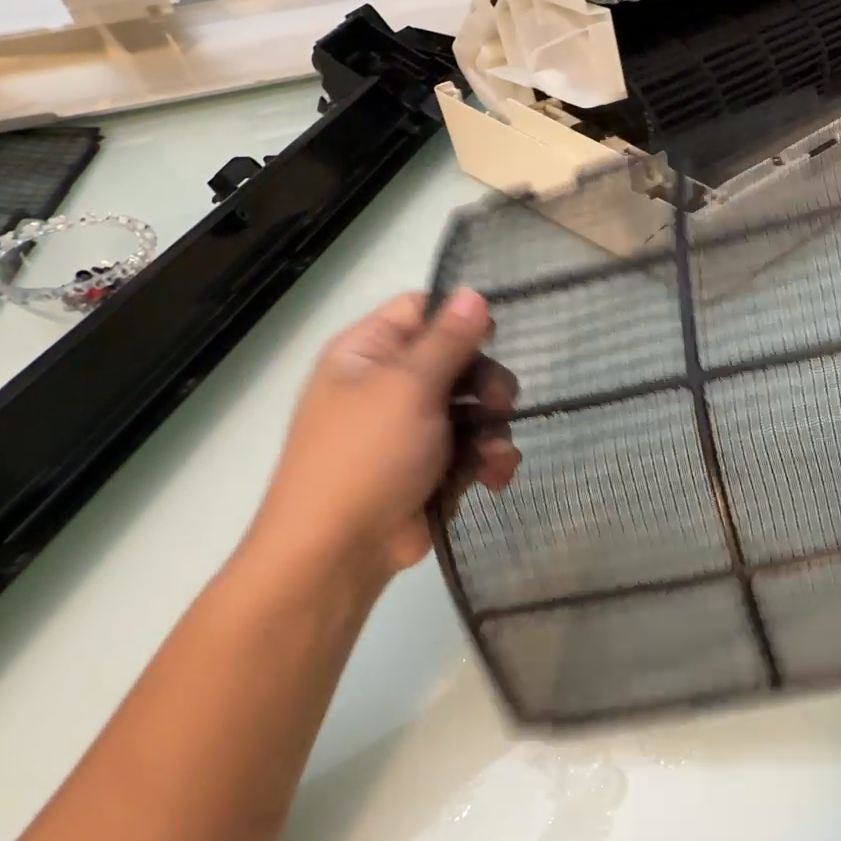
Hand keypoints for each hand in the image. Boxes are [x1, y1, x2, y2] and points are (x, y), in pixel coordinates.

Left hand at [250, 290, 520, 578]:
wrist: (342, 547)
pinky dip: (490, 462)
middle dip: (488, 385)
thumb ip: (448, 341)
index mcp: (368, 354)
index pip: (421, 311)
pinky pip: (476, 449)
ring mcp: (412, 429)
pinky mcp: (434, 467)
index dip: (460, 319)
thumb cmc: (366, 457)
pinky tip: (493, 479)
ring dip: (495, 431)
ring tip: (493, 457)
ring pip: (476, 410)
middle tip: (498, 405)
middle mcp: (390, 385)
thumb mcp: (408, 388)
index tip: (495, 338)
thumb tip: (474, 293)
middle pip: (460, 362)